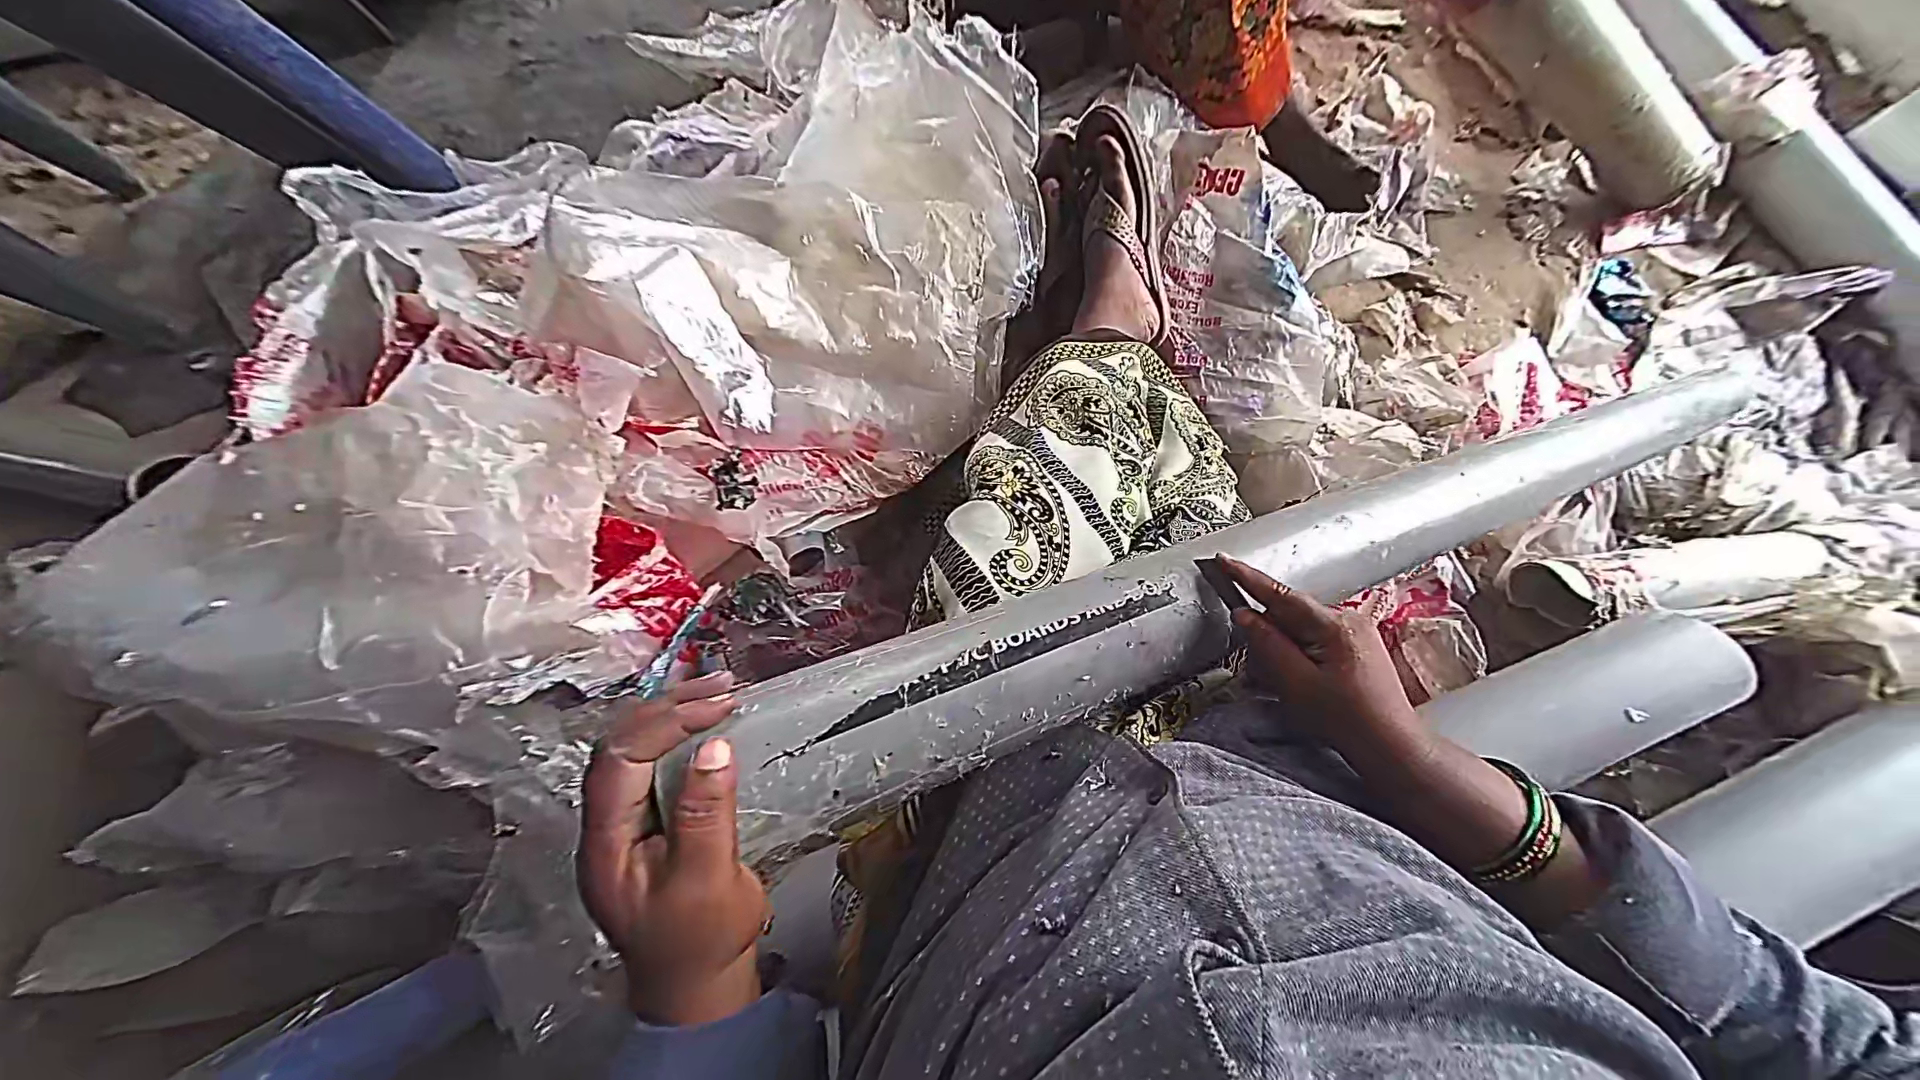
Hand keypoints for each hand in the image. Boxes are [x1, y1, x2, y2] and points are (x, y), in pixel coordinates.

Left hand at [578, 670, 768, 1025]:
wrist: (697, 979)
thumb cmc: (700, 939)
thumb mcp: (707, 881)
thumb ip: (706, 815)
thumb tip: (715, 747)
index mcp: (606, 842)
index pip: (622, 759)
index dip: (667, 723)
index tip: (718, 706)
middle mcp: (607, 823)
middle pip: (622, 744)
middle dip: (669, 706)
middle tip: (720, 685)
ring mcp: (626, 819)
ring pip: (636, 747)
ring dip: (674, 712)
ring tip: (717, 689)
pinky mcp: (651, 817)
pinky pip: (656, 761)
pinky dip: (682, 732)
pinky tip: (705, 718)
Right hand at [1217, 556, 1422, 752]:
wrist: (1391, 746)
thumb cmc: (1347, 719)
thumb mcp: (1296, 683)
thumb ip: (1267, 643)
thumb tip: (1244, 614)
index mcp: (1334, 626)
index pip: (1280, 595)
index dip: (1246, 577)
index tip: (1223, 561)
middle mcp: (1347, 620)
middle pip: (1287, 614)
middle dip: (1267, 636)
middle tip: (1263, 672)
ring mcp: (1354, 631)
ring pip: (1298, 628)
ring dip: (1282, 650)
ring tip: (1287, 684)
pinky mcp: (1355, 644)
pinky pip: (1312, 638)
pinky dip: (1297, 654)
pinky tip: (1302, 680)